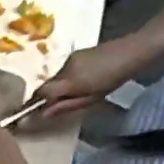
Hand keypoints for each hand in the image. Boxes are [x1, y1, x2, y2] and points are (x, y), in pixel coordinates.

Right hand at [23, 33, 157, 119]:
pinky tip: (82, 80)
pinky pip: (64, 70)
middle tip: (54, 106)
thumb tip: (44, 114)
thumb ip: (67, 106)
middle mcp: (66, 69)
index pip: (41, 93)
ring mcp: (71, 59)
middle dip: (46, 96)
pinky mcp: (77, 54)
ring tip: (74, 93)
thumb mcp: (92, 98)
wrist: (134, 50)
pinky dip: (67, 78)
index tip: (29, 113)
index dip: (33, 103)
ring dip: (59, 87)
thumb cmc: (115, 78)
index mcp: (70, 82)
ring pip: (56, 78)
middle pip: (47, 85)